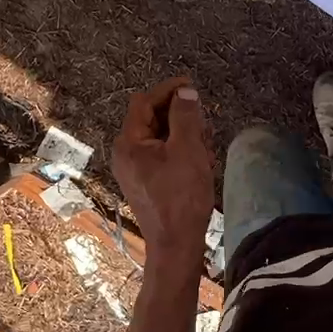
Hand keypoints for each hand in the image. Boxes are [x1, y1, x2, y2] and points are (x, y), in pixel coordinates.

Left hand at [111, 77, 217, 262]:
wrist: (176, 245)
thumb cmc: (181, 196)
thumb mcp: (187, 149)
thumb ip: (185, 116)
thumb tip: (185, 91)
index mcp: (129, 143)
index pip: (144, 102)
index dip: (167, 91)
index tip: (191, 86)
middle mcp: (126, 153)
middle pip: (153, 118)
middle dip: (181, 118)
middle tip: (204, 127)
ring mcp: (135, 169)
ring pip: (161, 137)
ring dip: (185, 136)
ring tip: (206, 150)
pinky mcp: (147, 181)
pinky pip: (163, 155)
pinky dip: (182, 152)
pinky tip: (201, 163)